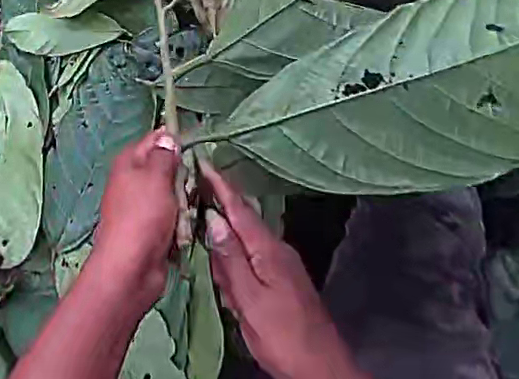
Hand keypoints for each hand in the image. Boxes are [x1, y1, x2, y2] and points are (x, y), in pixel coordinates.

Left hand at [86, 129, 182, 302]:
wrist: (130, 271)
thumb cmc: (142, 215)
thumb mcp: (157, 176)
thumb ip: (165, 154)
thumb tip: (168, 137)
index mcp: (130, 161)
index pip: (156, 139)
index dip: (175, 141)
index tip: (195, 147)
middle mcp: (134, 181)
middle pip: (167, 168)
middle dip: (183, 177)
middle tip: (190, 186)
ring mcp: (142, 207)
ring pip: (174, 194)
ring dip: (184, 204)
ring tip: (187, 213)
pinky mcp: (152, 230)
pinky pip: (173, 218)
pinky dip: (180, 224)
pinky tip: (184, 232)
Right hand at [202, 161, 367, 378]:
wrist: (324, 370)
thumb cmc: (284, 336)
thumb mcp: (250, 300)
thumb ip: (230, 259)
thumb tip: (213, 218)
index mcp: (267, 248)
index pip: (238, 207)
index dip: (219, 184)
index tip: (202, 160)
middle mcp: (276, 248)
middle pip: (240, 223)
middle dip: (218, 218)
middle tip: (193, 214)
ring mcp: (282, 263)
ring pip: (245, 244)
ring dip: (226, 250)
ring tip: (210, 261)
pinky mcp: (283, 279)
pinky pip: (253, 261)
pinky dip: (237, 267)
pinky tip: (230, 286)